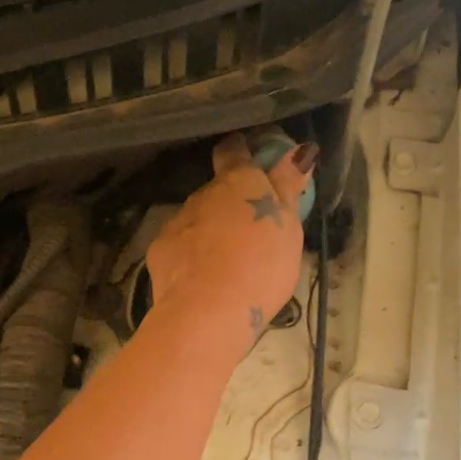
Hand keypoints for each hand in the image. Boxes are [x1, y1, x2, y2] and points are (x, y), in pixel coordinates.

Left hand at [145, 134, 315, 351]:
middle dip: (228, 204)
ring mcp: (177, 222)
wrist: (208, 310)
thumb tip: (300, 149)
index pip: (232, 150)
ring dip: (209, 231)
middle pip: (215, 191)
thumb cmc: (261, 264)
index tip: (246, 155)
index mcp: (238, 182)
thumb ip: (288, 186)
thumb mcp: (288, 226)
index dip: (239, 151)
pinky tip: (201, 278)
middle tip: (247, 231)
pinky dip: (189, 256)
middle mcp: (203, 194)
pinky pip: (178, 246)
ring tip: (226, 261)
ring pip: (196, 219)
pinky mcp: (160, 250)